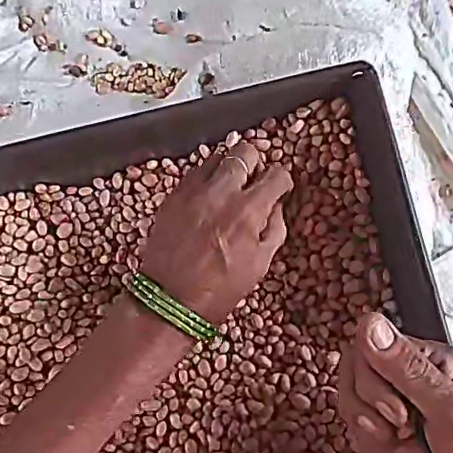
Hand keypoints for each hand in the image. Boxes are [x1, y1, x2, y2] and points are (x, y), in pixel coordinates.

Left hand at [138, 141, 293, 322]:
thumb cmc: (220, 289)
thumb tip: (275, 207)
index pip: (276, 174)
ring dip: (228, 167)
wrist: (170, 301)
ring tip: (230, 186)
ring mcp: (193, 192)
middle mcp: (221, 193)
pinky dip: (206, 178)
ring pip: (217, 156)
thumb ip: (273, 229)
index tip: (280, 186)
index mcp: (249, 210)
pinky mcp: (172, 197)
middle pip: (244, 152)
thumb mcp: (260, 264)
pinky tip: (208, 197)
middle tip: (254, 179)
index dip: (282, 179)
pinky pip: (193, 173)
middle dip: (255, 162)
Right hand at [334, 312, 452, 452]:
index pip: (367, 353)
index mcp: (429, 360)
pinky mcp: (398, 443)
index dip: (372, 387)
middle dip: (376, 422)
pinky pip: (367, 446)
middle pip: (355, 386)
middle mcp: (411, 381)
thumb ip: (406, 368)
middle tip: (409, 438)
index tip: (397, 416)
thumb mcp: (452, 409)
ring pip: (358, 418)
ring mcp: (403, 413)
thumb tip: (369, 323)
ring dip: (384, 448)